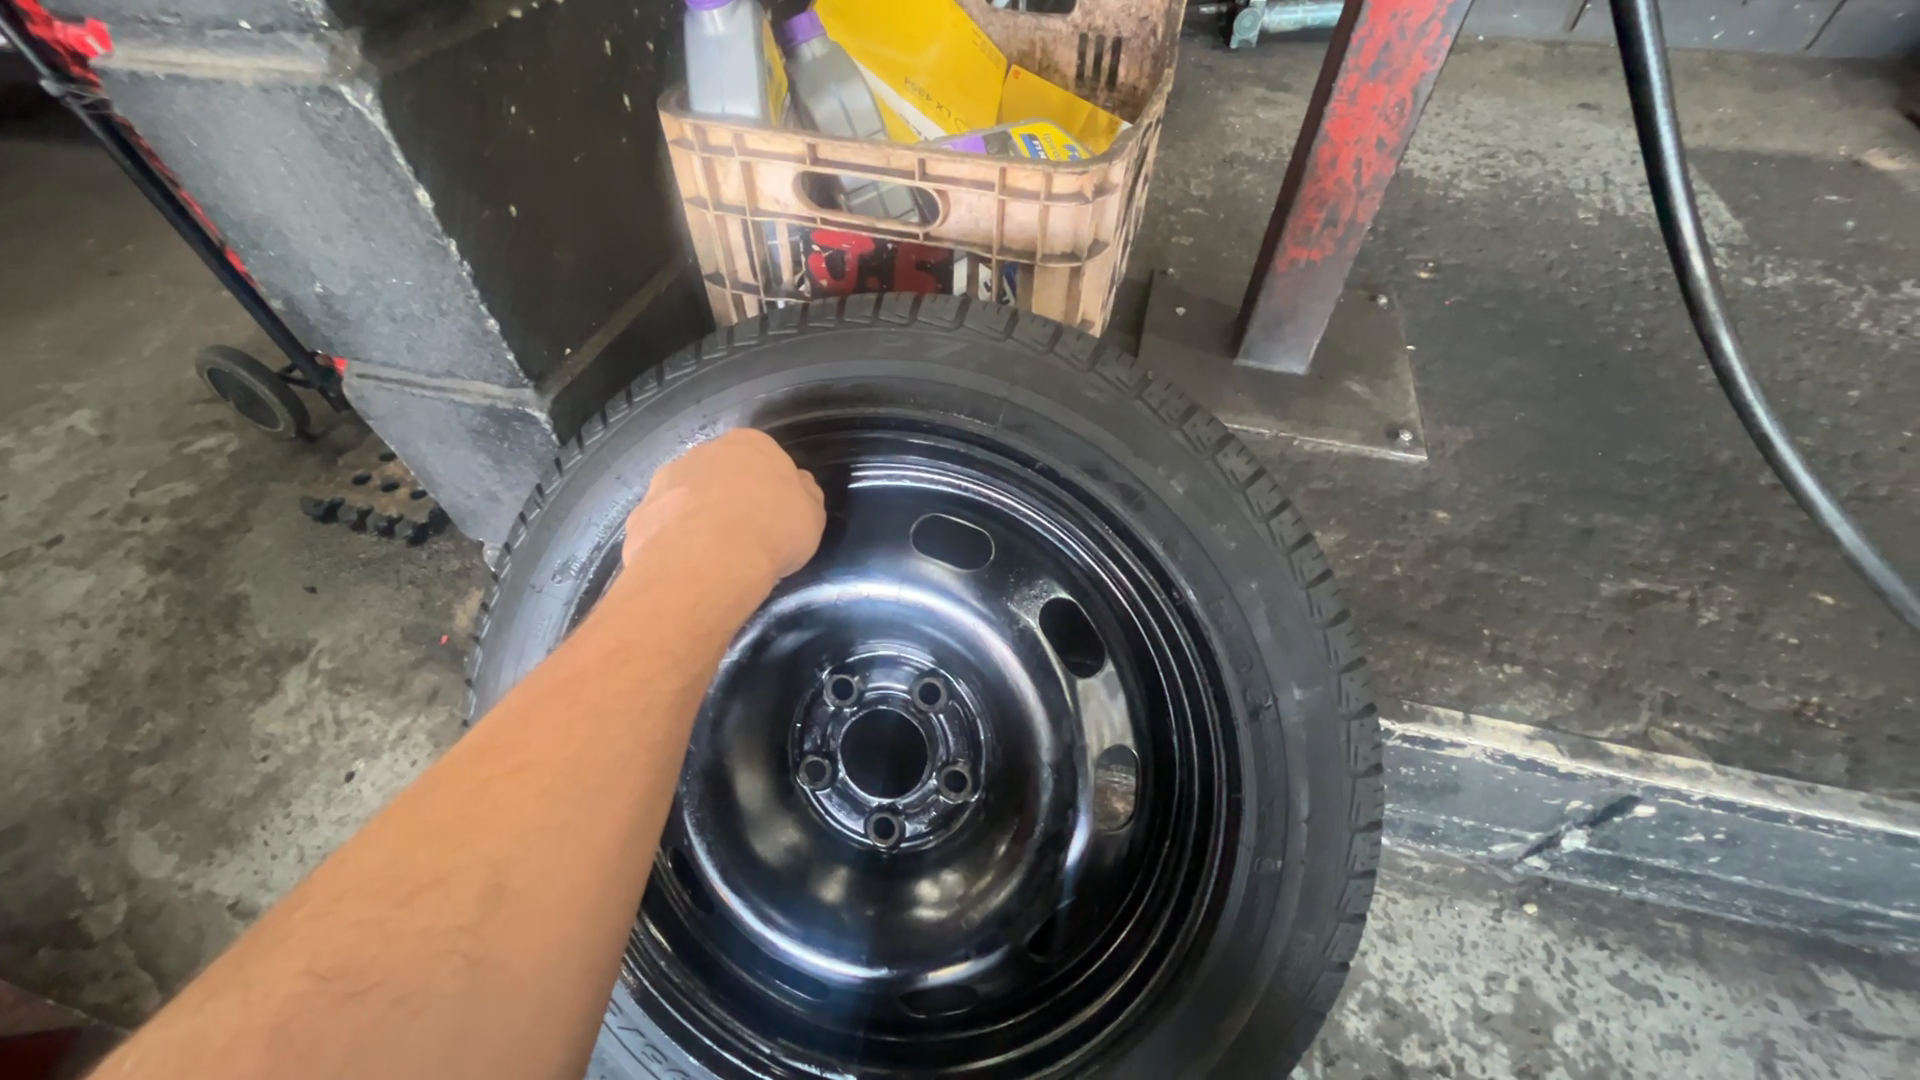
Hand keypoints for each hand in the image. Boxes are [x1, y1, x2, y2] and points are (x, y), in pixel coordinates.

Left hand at [620, 429, 825, 592]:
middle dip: (730, 497)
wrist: (709, 558)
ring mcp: (667, 480)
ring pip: (688, 496)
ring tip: (713, 555)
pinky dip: (673, 541)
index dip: (770, 487)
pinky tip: (688, 565)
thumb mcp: (812, 515)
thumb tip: (798, 487)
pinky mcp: (642, 512)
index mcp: (751, 444)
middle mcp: (705, 451)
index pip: (764, 458)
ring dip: (698, 517)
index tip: (775, 514)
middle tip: (744, 534)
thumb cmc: (772, 529)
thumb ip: (805, 496)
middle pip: (722, 472)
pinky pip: (663, 526)